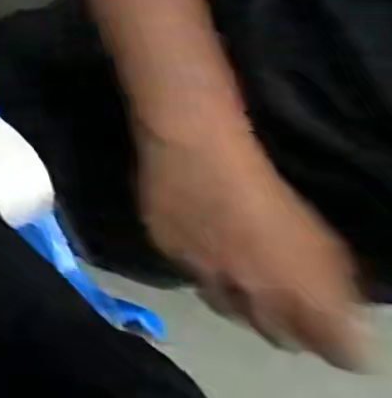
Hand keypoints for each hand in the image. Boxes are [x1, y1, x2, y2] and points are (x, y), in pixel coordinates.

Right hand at [138, 132, 367, 368]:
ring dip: (237, 302)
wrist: (195, 152)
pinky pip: (186, 271)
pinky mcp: (165, 249)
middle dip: (285, 329)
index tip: (336, 336)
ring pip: (225, 308)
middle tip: (286, 310)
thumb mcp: (322, 244)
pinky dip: (198, 268)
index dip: (338, 346)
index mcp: (307, 296)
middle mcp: (256, 295)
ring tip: (239, 283)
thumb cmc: (270, 193)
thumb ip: (331, 288)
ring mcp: (203, 272)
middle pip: (276, 336)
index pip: (337, 351)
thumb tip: (338, 315)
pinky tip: (202, 249)